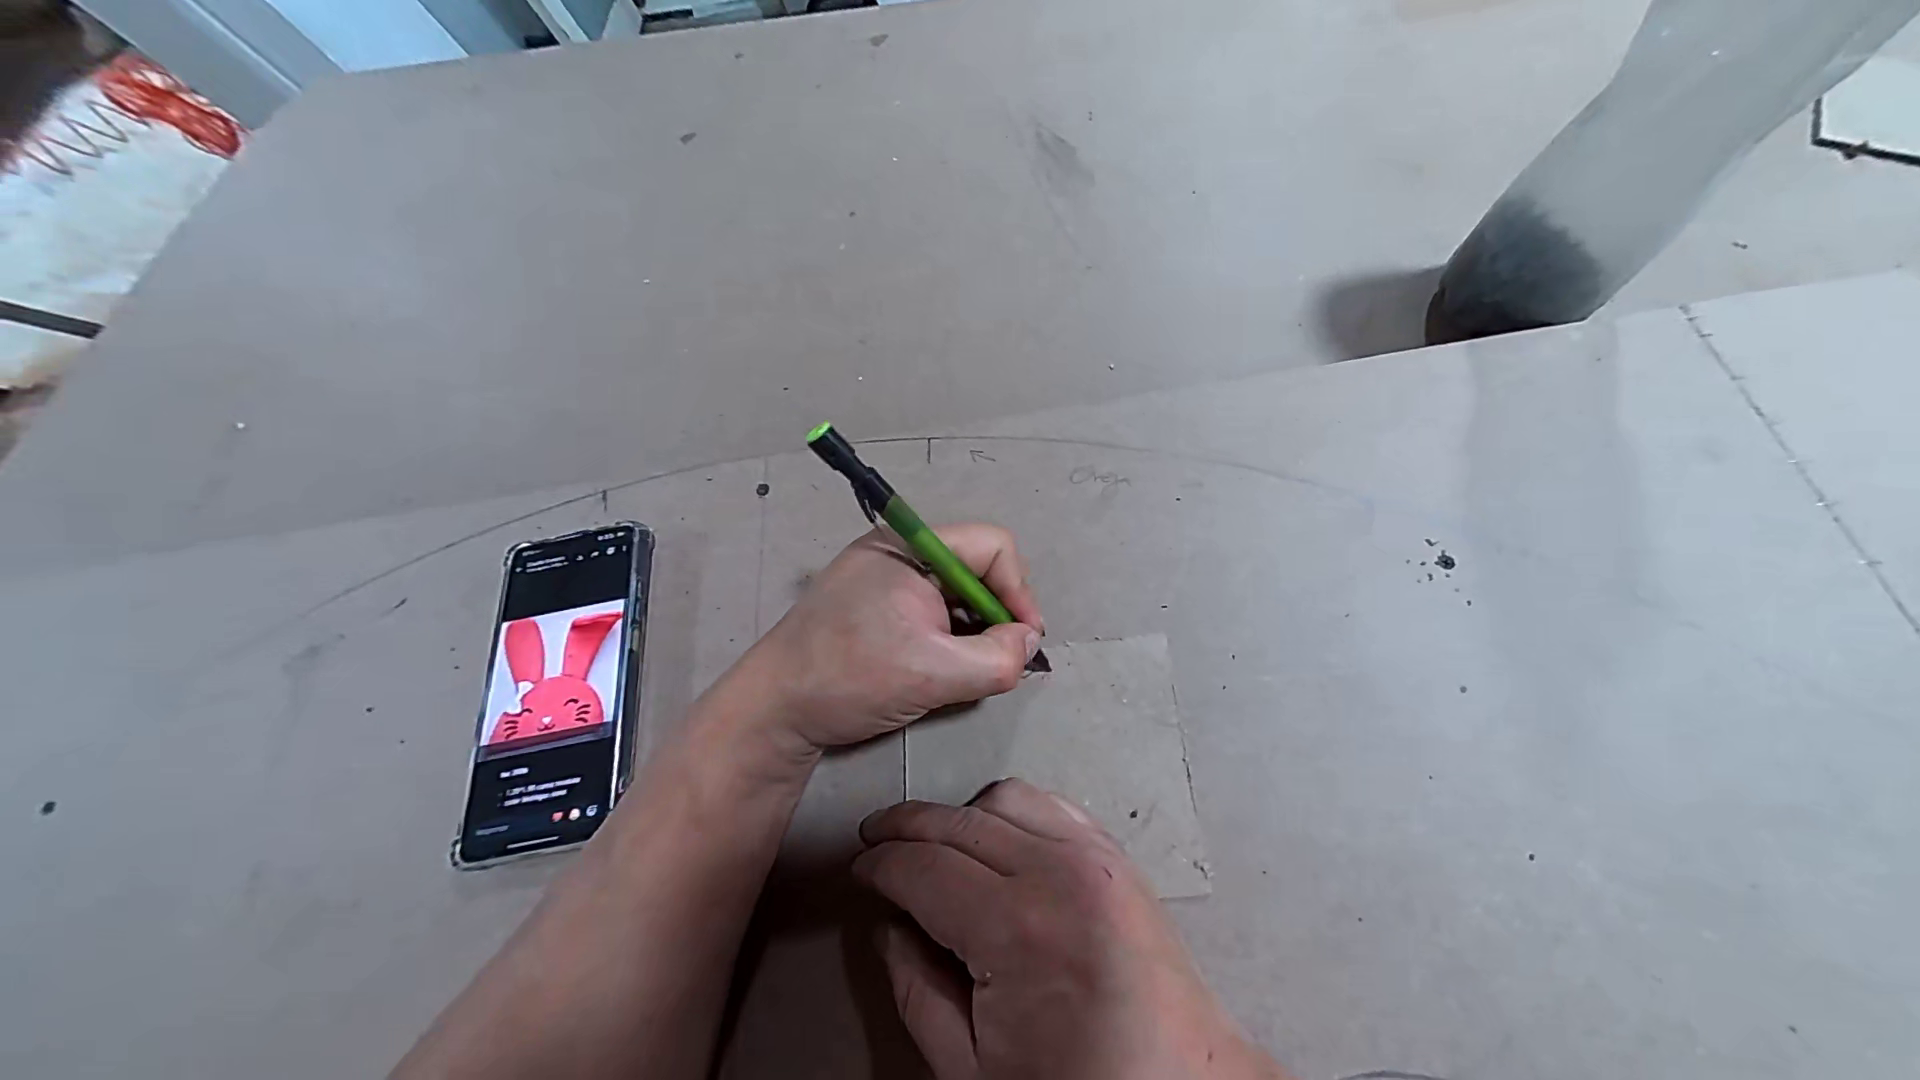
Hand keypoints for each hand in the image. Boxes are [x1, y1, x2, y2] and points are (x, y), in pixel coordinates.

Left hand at [743, 523, 1044, 749]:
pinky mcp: (876, 607)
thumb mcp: (934, 674)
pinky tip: (943, 669)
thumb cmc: (847, 679)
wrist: (773, 711)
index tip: (1024, 639)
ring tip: (969, 670)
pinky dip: (949, 639)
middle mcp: (898, 554)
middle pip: (976, 568)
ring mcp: (884, 580)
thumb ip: (997, 658)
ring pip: (955, 594)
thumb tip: (1029, 642)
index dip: (1018, 591)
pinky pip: (932, 611)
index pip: (992, 547)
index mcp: (909, 549)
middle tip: (999, 659)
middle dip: (996, 615)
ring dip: (973, 631)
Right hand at [854, 780, 1289, 1079]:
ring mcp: (1092, 853)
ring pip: (1001, 797)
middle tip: (875, 842)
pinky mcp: (1114, 852)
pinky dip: (1008, 810)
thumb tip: (887, 924)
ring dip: (958, 814)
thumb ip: (915, 989)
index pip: (922, 868)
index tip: (859, 869)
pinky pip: (1048, 803)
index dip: (879, 865)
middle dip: (903, 828)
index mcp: (1015, 928)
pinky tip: (993, 835)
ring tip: (934, 844)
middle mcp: (1055, 871)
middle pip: (954, 822)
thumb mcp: (971, 1069)